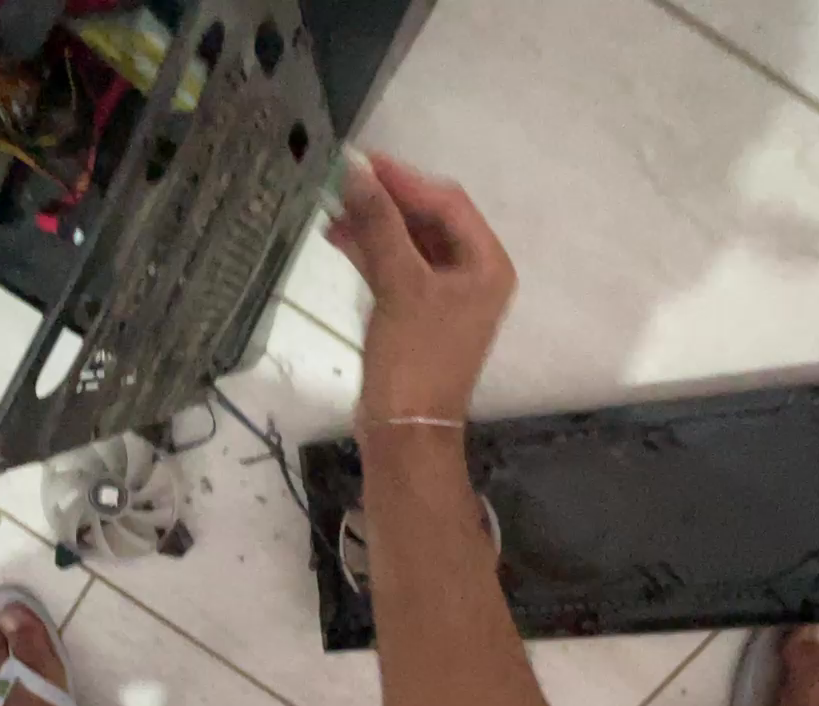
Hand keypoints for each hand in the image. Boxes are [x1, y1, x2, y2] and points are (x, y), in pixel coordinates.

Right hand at [328, 152, 516, 425]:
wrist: (404, 431)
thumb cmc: (414, 359)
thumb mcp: (399, 286)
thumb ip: (380, 225)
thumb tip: (356, 170)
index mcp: (485, 265)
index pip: (447, 203)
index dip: (404, 180)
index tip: (360, 161)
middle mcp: (471, 276)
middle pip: (428, 221)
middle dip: (386, 203)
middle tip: (341, 184)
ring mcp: (443, 297)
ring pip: (408, 245)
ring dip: (374, 228)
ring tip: (332, 212)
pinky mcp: (416, 315)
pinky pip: (396, 271)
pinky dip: (371, 255)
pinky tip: (341, 239)